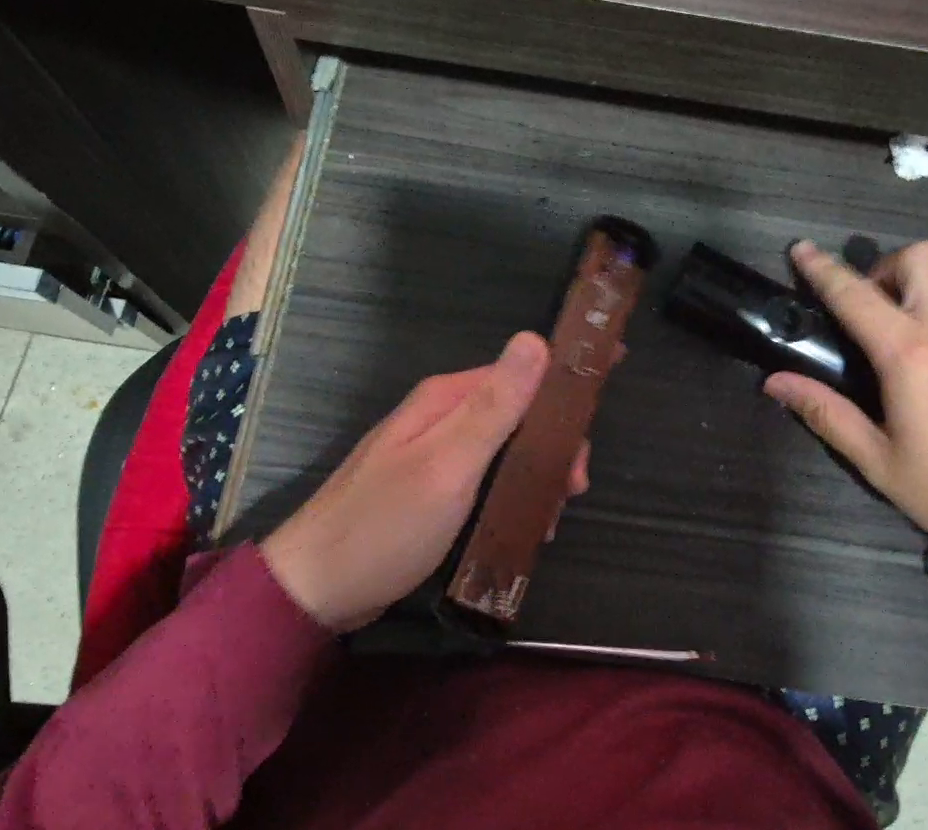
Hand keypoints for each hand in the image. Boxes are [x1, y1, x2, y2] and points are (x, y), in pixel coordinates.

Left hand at [260, 333, 589, 632]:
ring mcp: (433, 453)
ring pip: (506, 449)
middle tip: (574, 492)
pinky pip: (487, 478)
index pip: (522, 372)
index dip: (566, 382)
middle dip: (555, 445)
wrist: (314, 587)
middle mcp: (441, 416)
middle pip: (518, 412)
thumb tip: (535, 340)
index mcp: (446, 400)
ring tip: (550, 521)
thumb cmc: (385, 526)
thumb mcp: (448, 466)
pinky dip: (513, 496)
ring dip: (537, 476)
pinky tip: (525, 526)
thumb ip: (494, 407)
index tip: (613, 382)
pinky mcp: (432, 489)